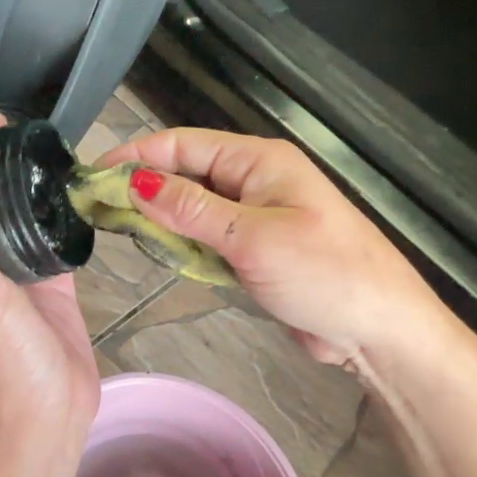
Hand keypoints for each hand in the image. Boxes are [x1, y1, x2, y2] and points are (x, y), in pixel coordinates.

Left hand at [0, 115, 100, 450]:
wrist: (42, 419)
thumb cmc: (2, 355)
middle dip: (2, 161)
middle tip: (34, 131)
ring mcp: (18, 271)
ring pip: (20, 214)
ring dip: (30, 182)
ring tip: (56, 151)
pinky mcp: (53, 283)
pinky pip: (53, 235)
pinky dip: (59, 211)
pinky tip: (78, 192)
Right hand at [99, 127, 448, 366]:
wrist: (383, 332)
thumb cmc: (325, 274)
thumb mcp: (252, 238)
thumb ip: (190, 210)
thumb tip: (135, 182)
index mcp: (258, 161)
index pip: (182, 144)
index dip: (135, 156)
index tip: (93, 176)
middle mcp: (254, 179)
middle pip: (184, 172)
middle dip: (142, 187)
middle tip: (96, 208)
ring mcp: (256, 214)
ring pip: (192, 206)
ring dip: (160, 217)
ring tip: (117, 229)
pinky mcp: (256, 246)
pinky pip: (207, 235)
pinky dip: (182, 241)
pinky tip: (159, 251)